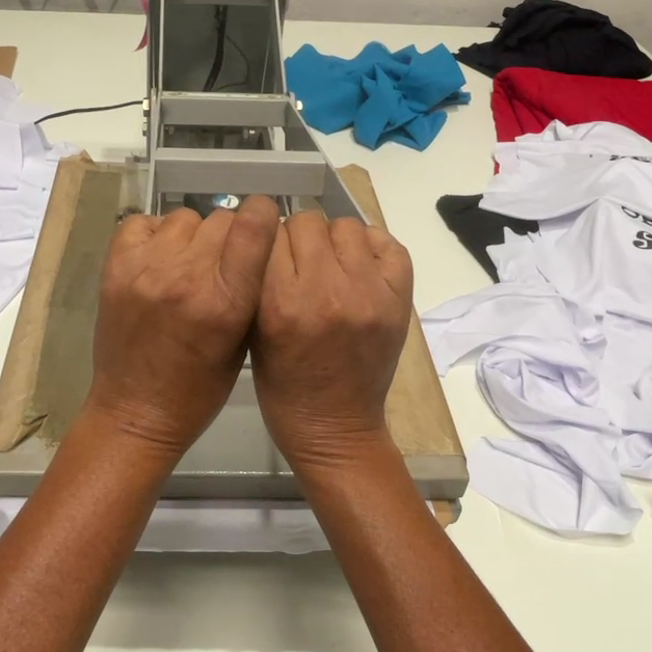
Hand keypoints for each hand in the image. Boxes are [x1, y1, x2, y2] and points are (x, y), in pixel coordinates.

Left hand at [86, 195, 279, 457]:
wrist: (135, 413)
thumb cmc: (200, 389)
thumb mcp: (244, 343)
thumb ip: (252, 289)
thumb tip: (258, 241)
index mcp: (226, 301)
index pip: (254, 225)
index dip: (262, 216)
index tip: (262, 223)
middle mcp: (186, 277)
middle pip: (221, 219)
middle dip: (228, 236)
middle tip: (220, 264)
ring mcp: (146, 270)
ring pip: (184, 218)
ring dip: (192, 236)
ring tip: (187, 265)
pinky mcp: (115, 268)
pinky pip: (142, 222)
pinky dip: (154, 234)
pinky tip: (158, 260)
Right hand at [252, 211, 413, 470]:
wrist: (336, 428)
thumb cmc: (283, 387)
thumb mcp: (252, 333)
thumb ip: (258, 282)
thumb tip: (271, 234)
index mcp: (281, 305)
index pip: (270, 235)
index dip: (266, 243)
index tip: (268, 257)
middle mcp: (327, 292)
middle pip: (307, 222)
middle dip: (297, 239)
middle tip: (299, 263)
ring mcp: (369, 294)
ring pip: (346, 227)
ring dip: (333, 241)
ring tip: (330, 266)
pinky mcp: (399, 299)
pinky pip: (387, 244)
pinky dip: (371, 249)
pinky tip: (358, 269)